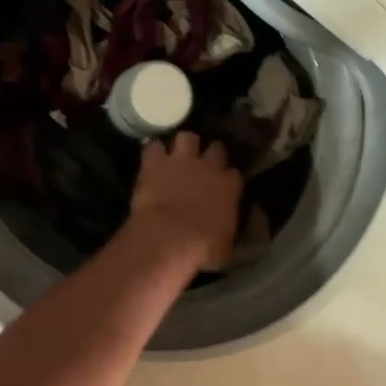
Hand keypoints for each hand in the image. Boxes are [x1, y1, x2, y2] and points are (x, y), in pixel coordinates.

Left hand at [126, 131, 242, 271]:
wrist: (169, 238)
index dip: (227, 178)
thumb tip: (226, 230)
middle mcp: (208, 166)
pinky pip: (153, 146)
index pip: (234, 174)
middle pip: (216, 147)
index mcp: (229, 186)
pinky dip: (152, 152)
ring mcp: (181, 160)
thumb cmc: (203, 248)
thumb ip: (227, 229)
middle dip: (210, 153)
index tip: (223, 185)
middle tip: (202, 164)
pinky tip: (151, 159)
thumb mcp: (226, 245)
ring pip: (187, 137)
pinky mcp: (155, 162)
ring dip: (182, 146)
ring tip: (176, 155)